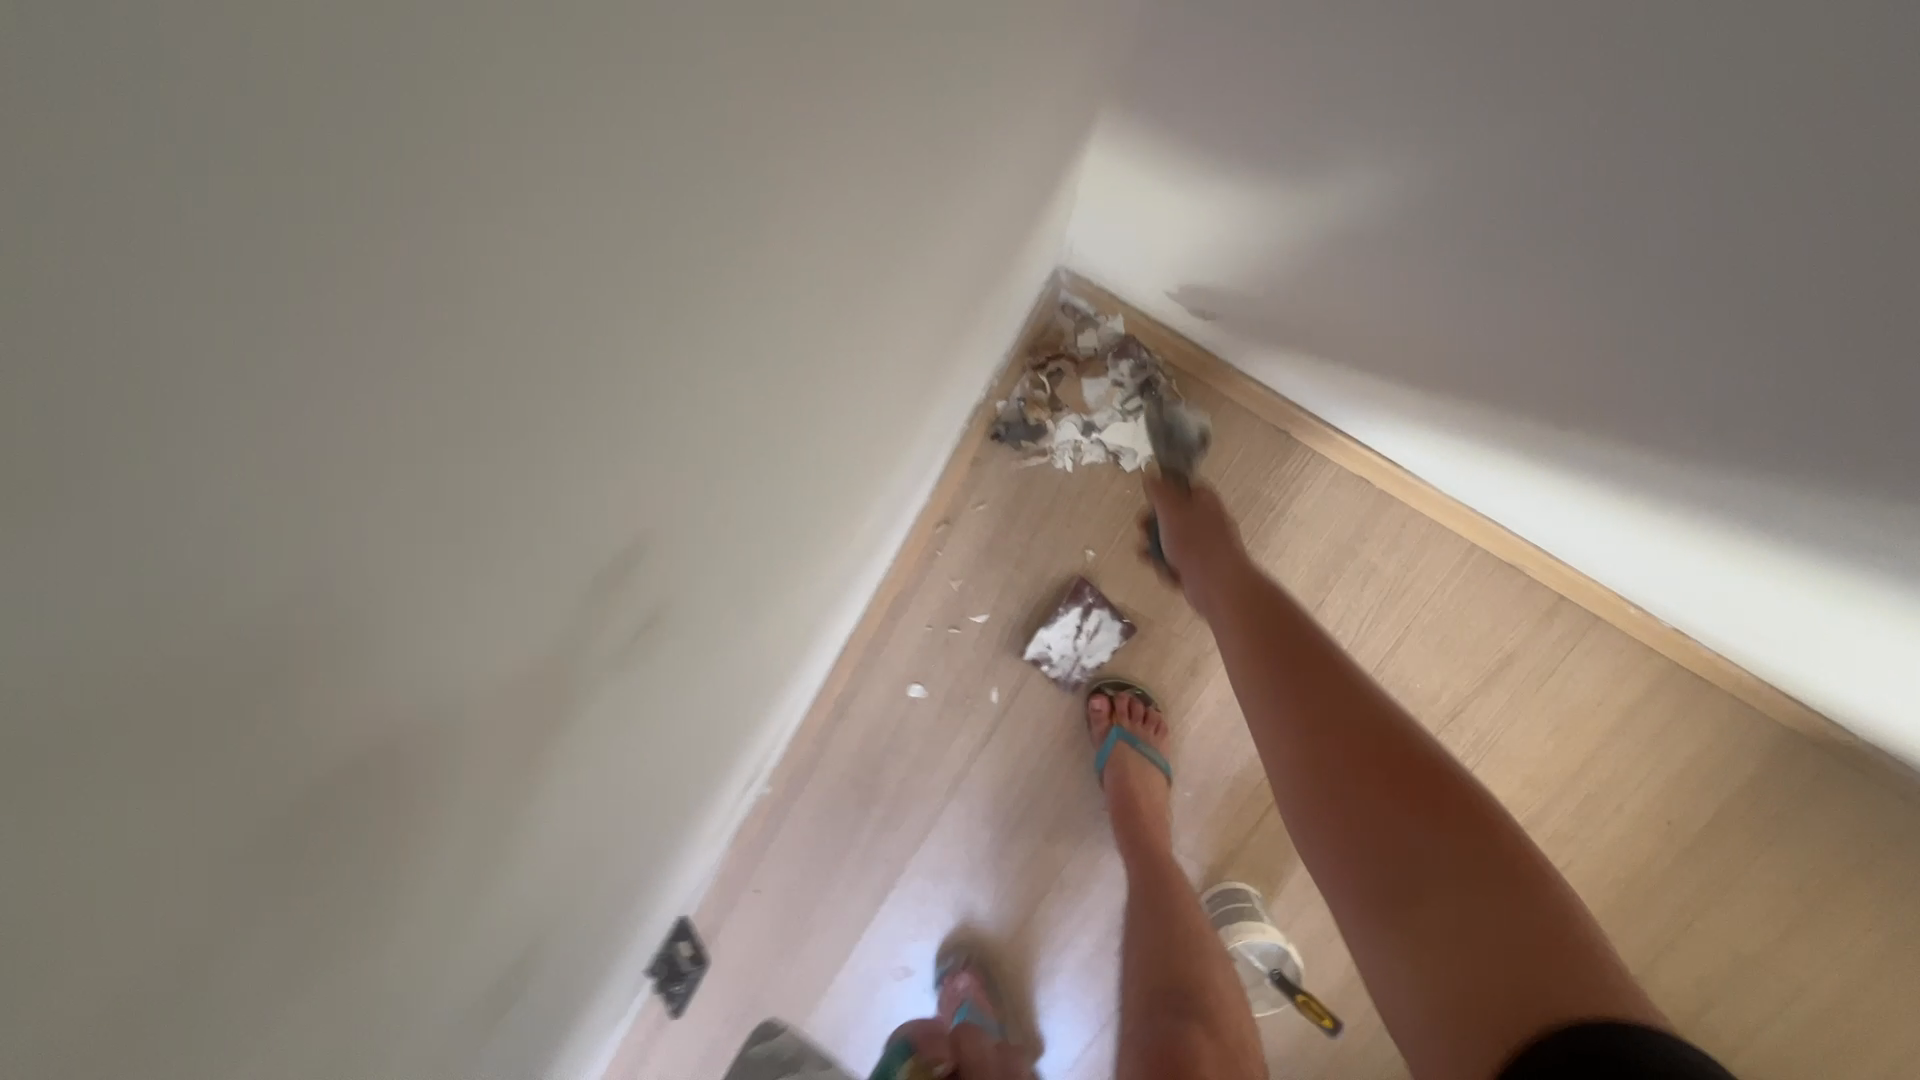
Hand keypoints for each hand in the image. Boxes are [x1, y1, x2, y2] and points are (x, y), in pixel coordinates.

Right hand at [1141, 473, 1250, 617]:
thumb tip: (1150, 470)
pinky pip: (1176, 560)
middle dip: (1154, 523)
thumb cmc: (1194, 543)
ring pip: (1172, 539)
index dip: (1164, 491)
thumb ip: (1159, 490)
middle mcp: (1207, 519)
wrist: (1216, 585)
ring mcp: (1204, 545)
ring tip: (1147, 553)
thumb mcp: (1170, 510)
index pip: (1183, 486)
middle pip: (1174, 514)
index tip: (1150, 500)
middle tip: (1143, 528)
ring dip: (1156, 546)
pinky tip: (1160, 569)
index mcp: (1204, 500)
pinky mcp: (1199, 567)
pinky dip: (1166, 564)